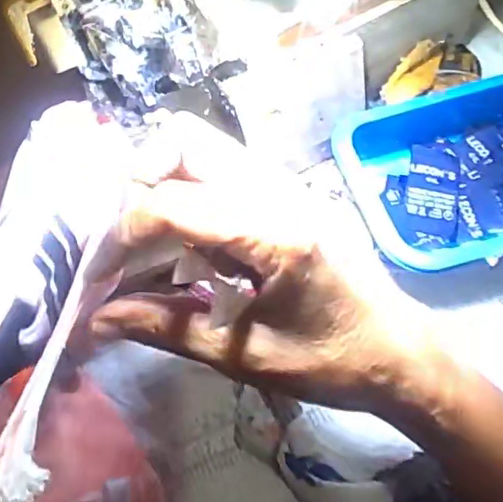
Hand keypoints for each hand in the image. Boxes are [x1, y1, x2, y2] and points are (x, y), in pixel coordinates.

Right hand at [89, 114, 453, 417]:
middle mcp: (273, 185)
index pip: (171, 204)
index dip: (119, 236)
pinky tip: (189, 235)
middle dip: (137, 184)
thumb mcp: (244, 356)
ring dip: (157, 178)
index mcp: (273, 231)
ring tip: (152, 235)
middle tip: (128, 239)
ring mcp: (278, 175)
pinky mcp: (277, 180)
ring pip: (193, 140)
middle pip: (179, 139)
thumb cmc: (333, 362)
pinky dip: (182, 183)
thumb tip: (97, 321)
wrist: (405, 352)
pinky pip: (211, 158)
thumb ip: (164, 328)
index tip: (97, 277)